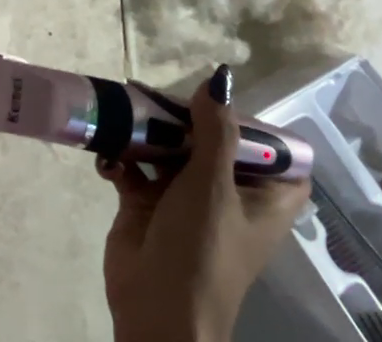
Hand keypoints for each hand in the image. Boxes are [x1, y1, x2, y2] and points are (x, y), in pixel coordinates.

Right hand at [97, 65, 311, 341]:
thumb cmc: (201, 247)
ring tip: (119, 115)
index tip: (213, 103)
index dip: (250, 125)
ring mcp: (187, 200)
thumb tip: (218, 78)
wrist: (156, 302)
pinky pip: (136, 169)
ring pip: (169, 151)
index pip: (275, 151)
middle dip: (181, 119)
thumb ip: (214, 130)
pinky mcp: (148, 204)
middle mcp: (230, 195)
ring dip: (144, 135)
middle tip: (150, 95)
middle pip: (212, 142)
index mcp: (265, 198)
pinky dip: (121, 160)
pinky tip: (106, 158)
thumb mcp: (212, 185)